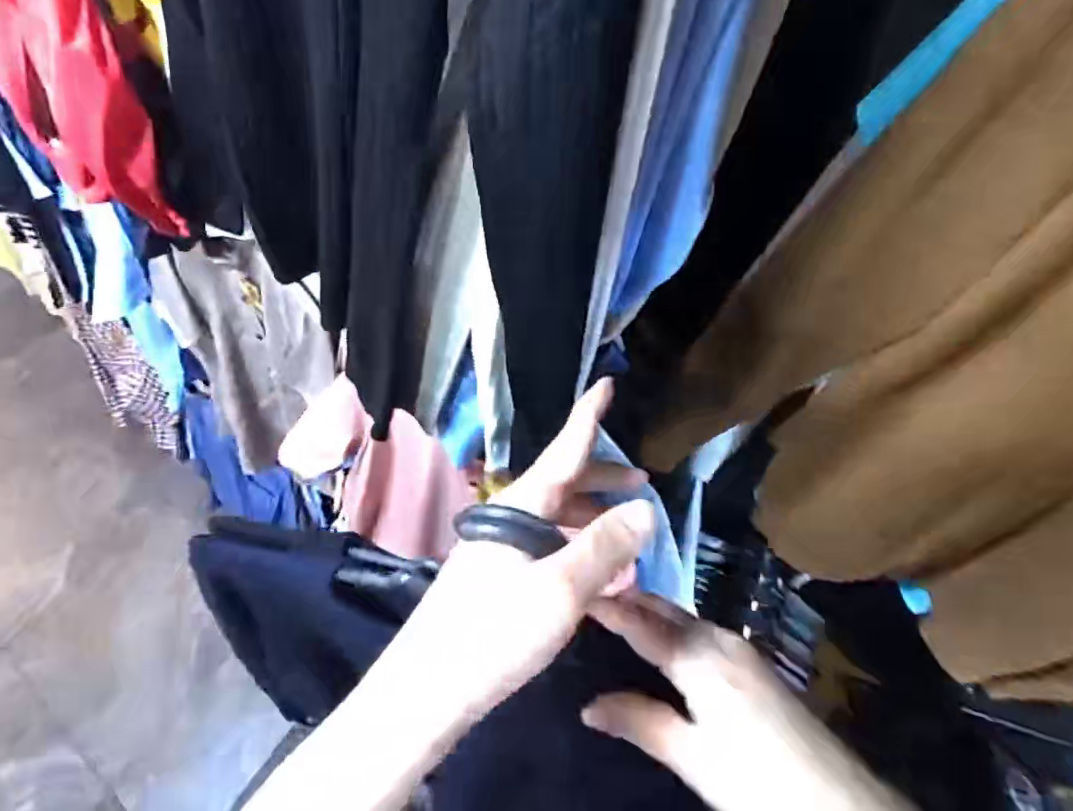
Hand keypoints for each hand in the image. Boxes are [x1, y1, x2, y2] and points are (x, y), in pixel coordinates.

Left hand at [245, 380, 655, 810]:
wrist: (427, 688)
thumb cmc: (494, 633)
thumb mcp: (560, 590)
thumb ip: (604, 546)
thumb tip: (645, 507)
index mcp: (521, 506)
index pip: (564, 451)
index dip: (588, 418)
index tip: (605, 384)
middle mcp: (508, 516)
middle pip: (562, 482)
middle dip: (601, 478)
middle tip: (641, 480)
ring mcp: (499, 545)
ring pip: (555, 516)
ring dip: (592, 516)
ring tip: (628, 532)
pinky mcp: (496, 574)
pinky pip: (545, 544)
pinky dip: (576, 546)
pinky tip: (593, 570)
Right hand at [585, 593, 909, 810]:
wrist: (844, 804)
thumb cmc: (761, 784)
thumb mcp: (694, 760)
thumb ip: (641, 722)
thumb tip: (587, 704)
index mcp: (699, 657)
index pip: (641, 620)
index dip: (606, 605)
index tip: (571, 589)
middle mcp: (719, 638)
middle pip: (663, 609)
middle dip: (627, 598)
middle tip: (586, 595)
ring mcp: (740, 647)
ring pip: (683, 617)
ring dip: (649, 610)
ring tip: (614, 612)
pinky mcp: (753, 663)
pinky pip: (700, 629)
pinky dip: (672, 626)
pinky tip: (660, 642)